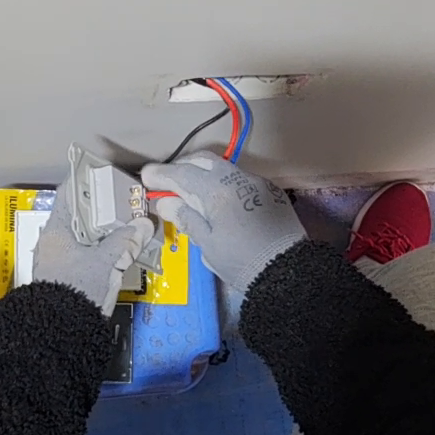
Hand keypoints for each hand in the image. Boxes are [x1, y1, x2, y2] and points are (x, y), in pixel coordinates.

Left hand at [30, 185, 156, 314]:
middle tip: (127, 201)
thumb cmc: (76, 288)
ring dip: (106, 231)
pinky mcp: (70, 276)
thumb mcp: (105, 261)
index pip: (69, 194)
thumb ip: (125, 241)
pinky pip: (89, 254)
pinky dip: (104, 249)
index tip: (108, 176)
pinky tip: (121, 250)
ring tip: (129, 224)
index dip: (88, 182)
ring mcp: (61, 259)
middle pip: (80, 215)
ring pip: (86, 236)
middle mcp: (55, 241)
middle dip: (104, 209)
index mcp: (56, 230)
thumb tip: (145, 223)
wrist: (62, 330)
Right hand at [141, 153, 305, 294]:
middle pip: (204, 161)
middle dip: (182, 167)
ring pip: (224, 168)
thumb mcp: (208, 245)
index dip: (162, 175)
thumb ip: (187, 218)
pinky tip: (217, 201)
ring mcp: (256, 183)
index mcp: (218, 191)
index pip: (183, 175)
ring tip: (190, 190)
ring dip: (203, 174)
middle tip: (167, 180)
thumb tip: (166, 203)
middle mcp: (238, 179)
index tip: (146, 177)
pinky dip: (223, 184)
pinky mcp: (270, 192)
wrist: (287, 272)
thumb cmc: (241, 262)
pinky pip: (240, 180)